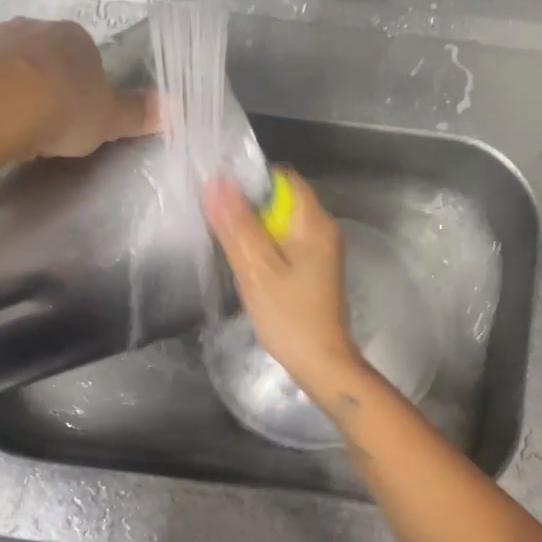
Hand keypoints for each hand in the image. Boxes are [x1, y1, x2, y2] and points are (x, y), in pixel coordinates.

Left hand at [0, 18, 157, 159]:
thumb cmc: (61, 110)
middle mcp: (36, 28)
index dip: (87, 89)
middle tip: (50, 127)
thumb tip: (177, 108)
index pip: (88, 59)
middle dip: (50, 88)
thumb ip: (138, 114)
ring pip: (15, 67)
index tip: (81, 119)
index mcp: (76, 38)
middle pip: (49, 59)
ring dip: (18, 92)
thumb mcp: (108, 120)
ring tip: (19, 130)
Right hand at [202, 172, 362, 393]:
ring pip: (282, 227)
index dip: (251, 182)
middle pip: (282, 201)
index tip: (222, 199)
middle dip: (250, 211)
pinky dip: (268, 252)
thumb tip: (217, 182)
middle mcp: (324, 230)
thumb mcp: (257, 270)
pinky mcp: (316, 272)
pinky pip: (287, 247)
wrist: (322, 362)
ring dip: (256, 234)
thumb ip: (238, 226)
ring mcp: (322, 252)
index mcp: (314, 223)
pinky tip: (252, 272)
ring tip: (232, 251)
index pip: (283, 178)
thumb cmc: (290, 317)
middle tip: (222, 230)